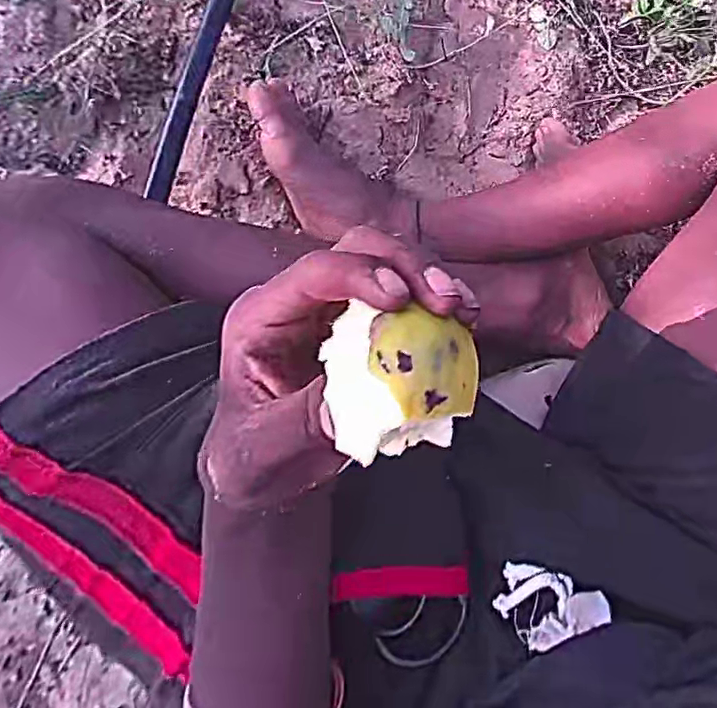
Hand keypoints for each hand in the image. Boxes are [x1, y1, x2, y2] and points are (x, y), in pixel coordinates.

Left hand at [199, 226, 478, 511]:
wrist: (269, 467)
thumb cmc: (254, 454)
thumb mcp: (264, 448)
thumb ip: (300, 424)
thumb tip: (346, 406)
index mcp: (263, 315)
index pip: (314, 271)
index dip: (359, 275)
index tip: (400, 299)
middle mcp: (301, 298)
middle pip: (359, 249)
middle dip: (407, 266)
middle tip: (445, 301)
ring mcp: (336, 304)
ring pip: (389, 262)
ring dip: (430, 279)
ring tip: (462, 309)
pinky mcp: (366, 319)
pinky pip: (408, 294)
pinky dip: (437, 303)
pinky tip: (462, 323)